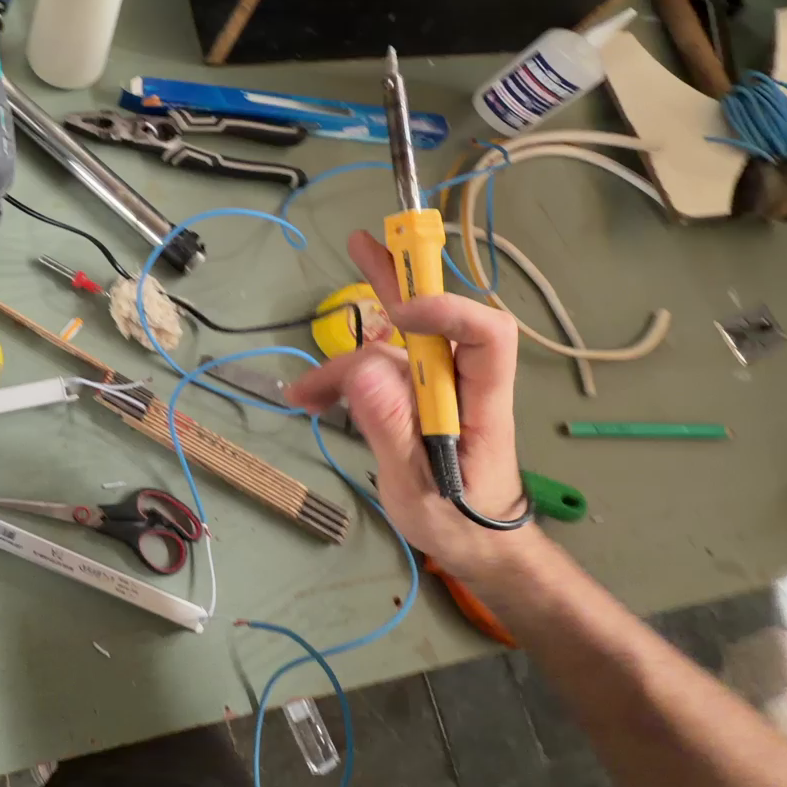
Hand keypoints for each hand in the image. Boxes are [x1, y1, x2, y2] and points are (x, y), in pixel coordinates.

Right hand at [286, 231, 538, 578]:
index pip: (484, 333)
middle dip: (397, 279)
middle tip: (361, 241)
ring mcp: (435, 386)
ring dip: (341, 364)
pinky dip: (342, 382)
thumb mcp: (419, 487)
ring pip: (390, 349)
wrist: (473, 544)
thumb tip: (363, 369)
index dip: (443, 310)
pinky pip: (376, 374)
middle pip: (434, 317)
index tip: (396, 315)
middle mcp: (460, 380)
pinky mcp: (414, 396)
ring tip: (302, 393)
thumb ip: (393, 429)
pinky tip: (311, 399)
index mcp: (481, 399)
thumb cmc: (458, 520)